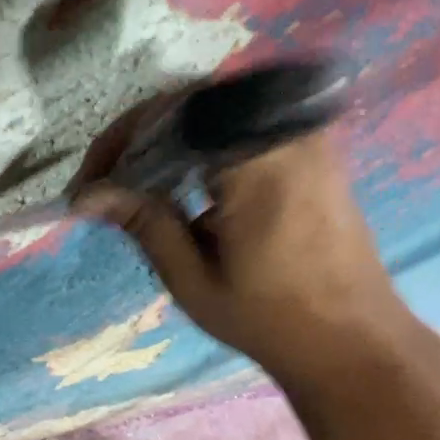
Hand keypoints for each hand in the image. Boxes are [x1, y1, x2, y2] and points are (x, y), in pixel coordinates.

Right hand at [70, 103, 414, 381]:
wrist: (350, 336)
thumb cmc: (267, 318)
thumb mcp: (192, 279)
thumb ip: (145, 223)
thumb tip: (88, 195)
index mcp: (259, 168)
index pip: (176, 115)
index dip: (121, 139)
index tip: (88, 185)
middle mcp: (289, 139)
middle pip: (196, 103)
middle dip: (139, 135)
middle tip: (103, 181)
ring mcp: (308, 141)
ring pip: (218, 111)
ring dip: (166, 140)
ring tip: (131, 183)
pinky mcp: (312, 154)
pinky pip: (243, 127)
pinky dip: (198, 146)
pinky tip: (175, 185)